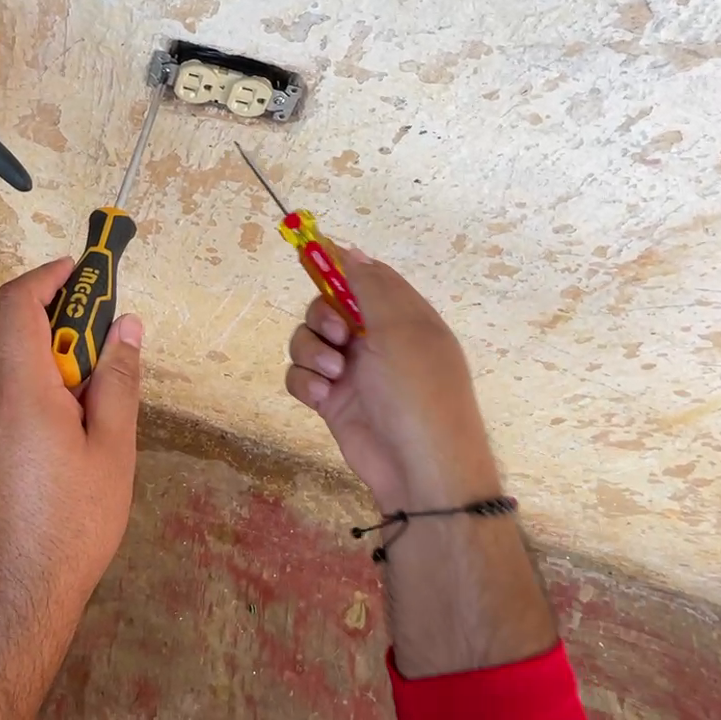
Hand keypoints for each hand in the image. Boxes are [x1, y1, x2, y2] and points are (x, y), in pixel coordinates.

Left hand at [0, 258, 144, 717]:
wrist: (16, 588)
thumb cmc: (73, 518)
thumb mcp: (112, 447)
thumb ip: (118, 379)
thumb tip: (126, 325)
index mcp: (21, 385)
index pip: (18, 302)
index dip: (48, 275)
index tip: (84, 269)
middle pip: (13, 325)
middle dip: (58, 311)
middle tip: (104, 328)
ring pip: (10, 356)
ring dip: (49, 347)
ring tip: (95, 376)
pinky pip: (7, 386)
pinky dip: (37, 376)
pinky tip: (71, 413)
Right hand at [286, 248, 500, 511]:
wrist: (419, 471)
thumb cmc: (418, 392)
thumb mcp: (401, 329)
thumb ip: (370, 286)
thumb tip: (350, 250)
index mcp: (402, 317)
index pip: (365, 277)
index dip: (337, 267)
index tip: (308, 256)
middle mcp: (375, 339)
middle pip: (326, 306)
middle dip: (320, 317)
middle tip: (336, 336)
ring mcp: (351, 371)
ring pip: (307, 340)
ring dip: (310, 352)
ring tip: (330, 375)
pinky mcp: (331, 399)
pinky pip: (301, 375)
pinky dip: (304, 382)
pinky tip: (320, 397)